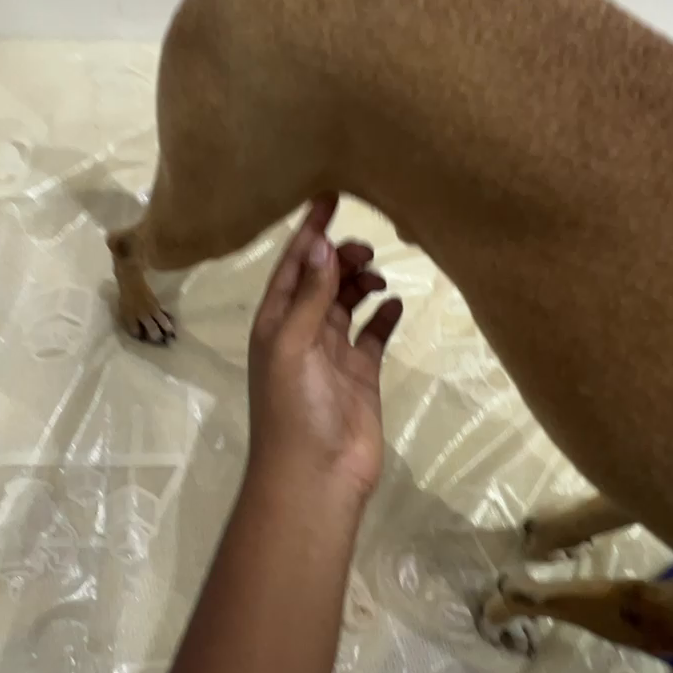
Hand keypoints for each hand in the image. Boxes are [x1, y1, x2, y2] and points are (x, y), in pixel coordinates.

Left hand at [247, 195, 404, 498]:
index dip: (309, 232)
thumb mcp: (293, 344)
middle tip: (367, 248)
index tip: (330, 196)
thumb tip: (321, 244)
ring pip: (346, 303)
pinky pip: (373, 335)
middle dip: (339, 257)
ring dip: (360, 283)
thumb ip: (310, 296)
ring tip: (378, 275)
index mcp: (276, 322)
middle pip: (320, 280)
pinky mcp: (361, 374)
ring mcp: (332, 353)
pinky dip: (384, 317)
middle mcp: (301, 332)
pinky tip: (396, 303)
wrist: (316, 476)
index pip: (292, 265)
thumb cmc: (294, 407)